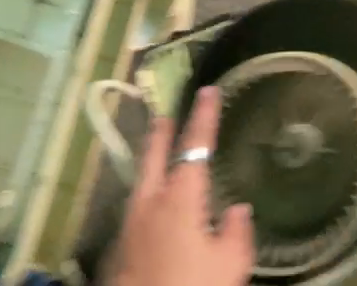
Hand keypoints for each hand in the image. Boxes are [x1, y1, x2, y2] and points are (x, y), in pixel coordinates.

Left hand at [107, 87, 254, 285]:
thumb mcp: (230, 265)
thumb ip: (236, 233)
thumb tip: (237, 210)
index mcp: (180, 198)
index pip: (195, 145)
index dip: (203, 116)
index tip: (208, 90)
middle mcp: (150, 204)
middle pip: (153, 156)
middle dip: (160, 132)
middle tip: (165, 111)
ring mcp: (129, 229)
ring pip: (140, 183)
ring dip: (149, 163)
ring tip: (157, 153)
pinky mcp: (118, 253)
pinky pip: (134, 210)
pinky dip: (145, 196)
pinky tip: (152, 208)